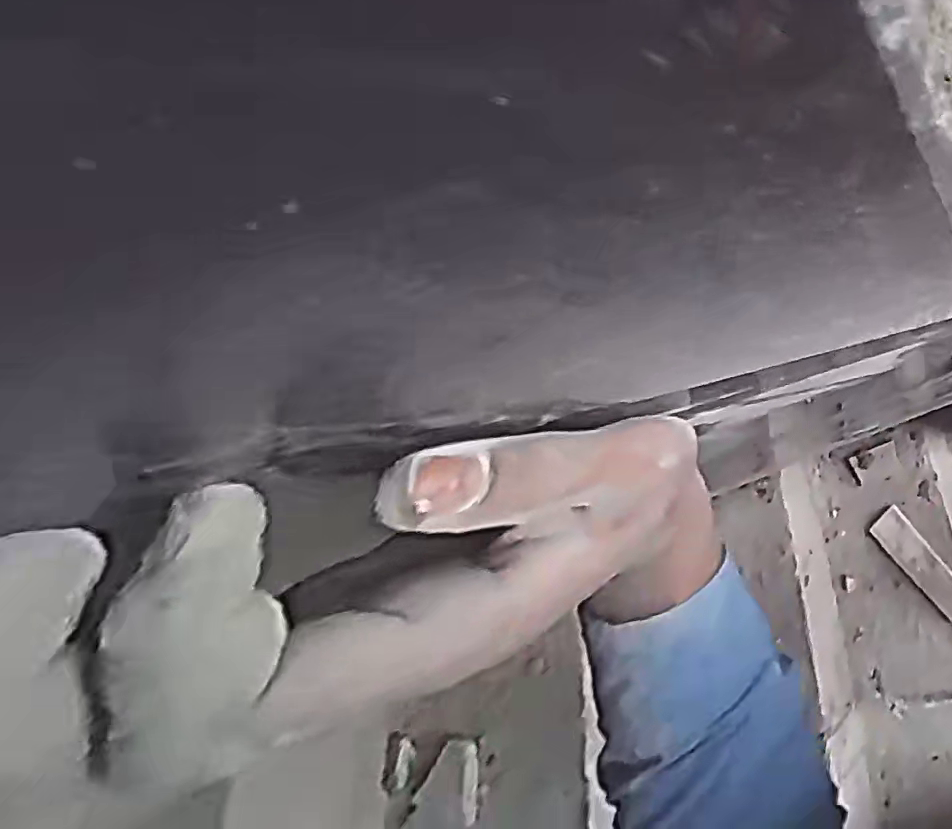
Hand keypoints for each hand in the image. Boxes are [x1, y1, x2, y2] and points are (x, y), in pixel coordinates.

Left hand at [0, 416, 718, 821]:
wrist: (638, 503)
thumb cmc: (640, 483)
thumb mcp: (626, 465)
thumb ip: (540, 474)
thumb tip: (412, 487)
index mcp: (444, 633)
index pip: (265, 692)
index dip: (192, 631)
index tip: (212, 506)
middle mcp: (367, 658)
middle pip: (153, 739)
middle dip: (57, 675)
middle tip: (39, 554)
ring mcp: (335, 634)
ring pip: (138, 711)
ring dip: (52, 656)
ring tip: (40, 555)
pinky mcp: (322, 599)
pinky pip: (174, 647)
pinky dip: (102, 619)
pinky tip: (98, 552)